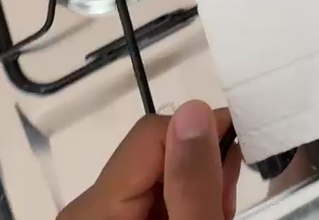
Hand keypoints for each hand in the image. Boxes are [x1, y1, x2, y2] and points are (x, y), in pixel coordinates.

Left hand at [60, 100, 242, 219]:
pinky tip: (194, 219)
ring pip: (158, 174)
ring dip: (194, 191)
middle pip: (157, 152)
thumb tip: (194, 109)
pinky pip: (149, 196)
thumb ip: (193, 184)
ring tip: (213, 216)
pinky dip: (180, 207)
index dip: (202, 139)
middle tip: (223, 208)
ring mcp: (95, 217)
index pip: (154, 132)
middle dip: (200, 172)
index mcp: (93, 208)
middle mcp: (85, 207)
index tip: (234, 170)